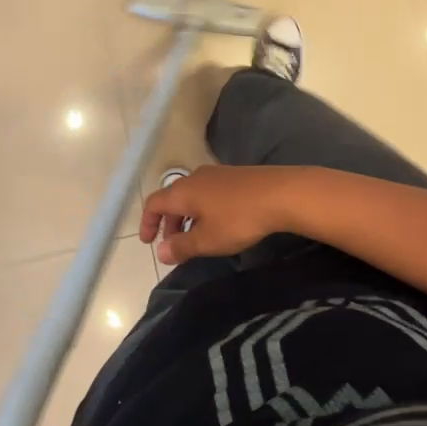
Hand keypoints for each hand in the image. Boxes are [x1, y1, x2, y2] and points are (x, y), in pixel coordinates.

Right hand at [138, 165, 309, 265]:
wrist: (278, 193)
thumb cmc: (237, 218)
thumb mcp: (207, 240)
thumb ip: (181, 246)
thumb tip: (160, 251)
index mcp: (182, 191)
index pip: (154, 203)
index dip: (147, 222)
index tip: (148, 242)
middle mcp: (194, 178)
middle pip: (172, 198)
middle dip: (168, 222)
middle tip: (172, 246)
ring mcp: (215, 174)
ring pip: (190, 195)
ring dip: (185, 217)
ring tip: (195, 238)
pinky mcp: (233, 176)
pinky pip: (206, 193)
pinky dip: (201, 209)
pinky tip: (217, 224)